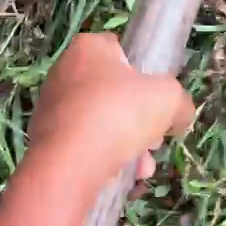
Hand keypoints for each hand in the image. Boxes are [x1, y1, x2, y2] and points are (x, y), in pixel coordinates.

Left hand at [29, 34, 194, 183]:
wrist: (69, 163)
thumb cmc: (119, 114)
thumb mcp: (169, 99)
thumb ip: (179, 103)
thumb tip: (178, 116)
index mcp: (88, 48)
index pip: (121, 50)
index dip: (144, 74)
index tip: (156, 98)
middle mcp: (64, 72)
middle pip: (115, 93)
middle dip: (140, 120)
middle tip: (154, 139)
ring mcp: (52, 106)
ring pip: (103, 123)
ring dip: (129, 145)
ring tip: (141, 167)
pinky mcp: (46, 138)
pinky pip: (85, 143)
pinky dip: (105, 158)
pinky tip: (122, 176)